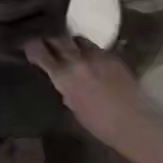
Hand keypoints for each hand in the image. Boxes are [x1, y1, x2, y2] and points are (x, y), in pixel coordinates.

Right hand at [24, 37, 162, 153]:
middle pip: (59, 39)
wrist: (134, 123)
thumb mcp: (74, 107)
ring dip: (71, 43)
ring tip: (69, 48)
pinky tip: (91, 60)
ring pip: (79, 40)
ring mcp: (98, 55)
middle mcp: (79, 60)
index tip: (28, 45)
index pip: (42, 52)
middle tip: (46, 40)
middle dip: (51, 38)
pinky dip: (89, 51)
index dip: (32, 47)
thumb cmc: (100, 124)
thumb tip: (63, 79)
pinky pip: (96, 48)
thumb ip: (66, 88)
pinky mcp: (113, 56)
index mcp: (65, 76)